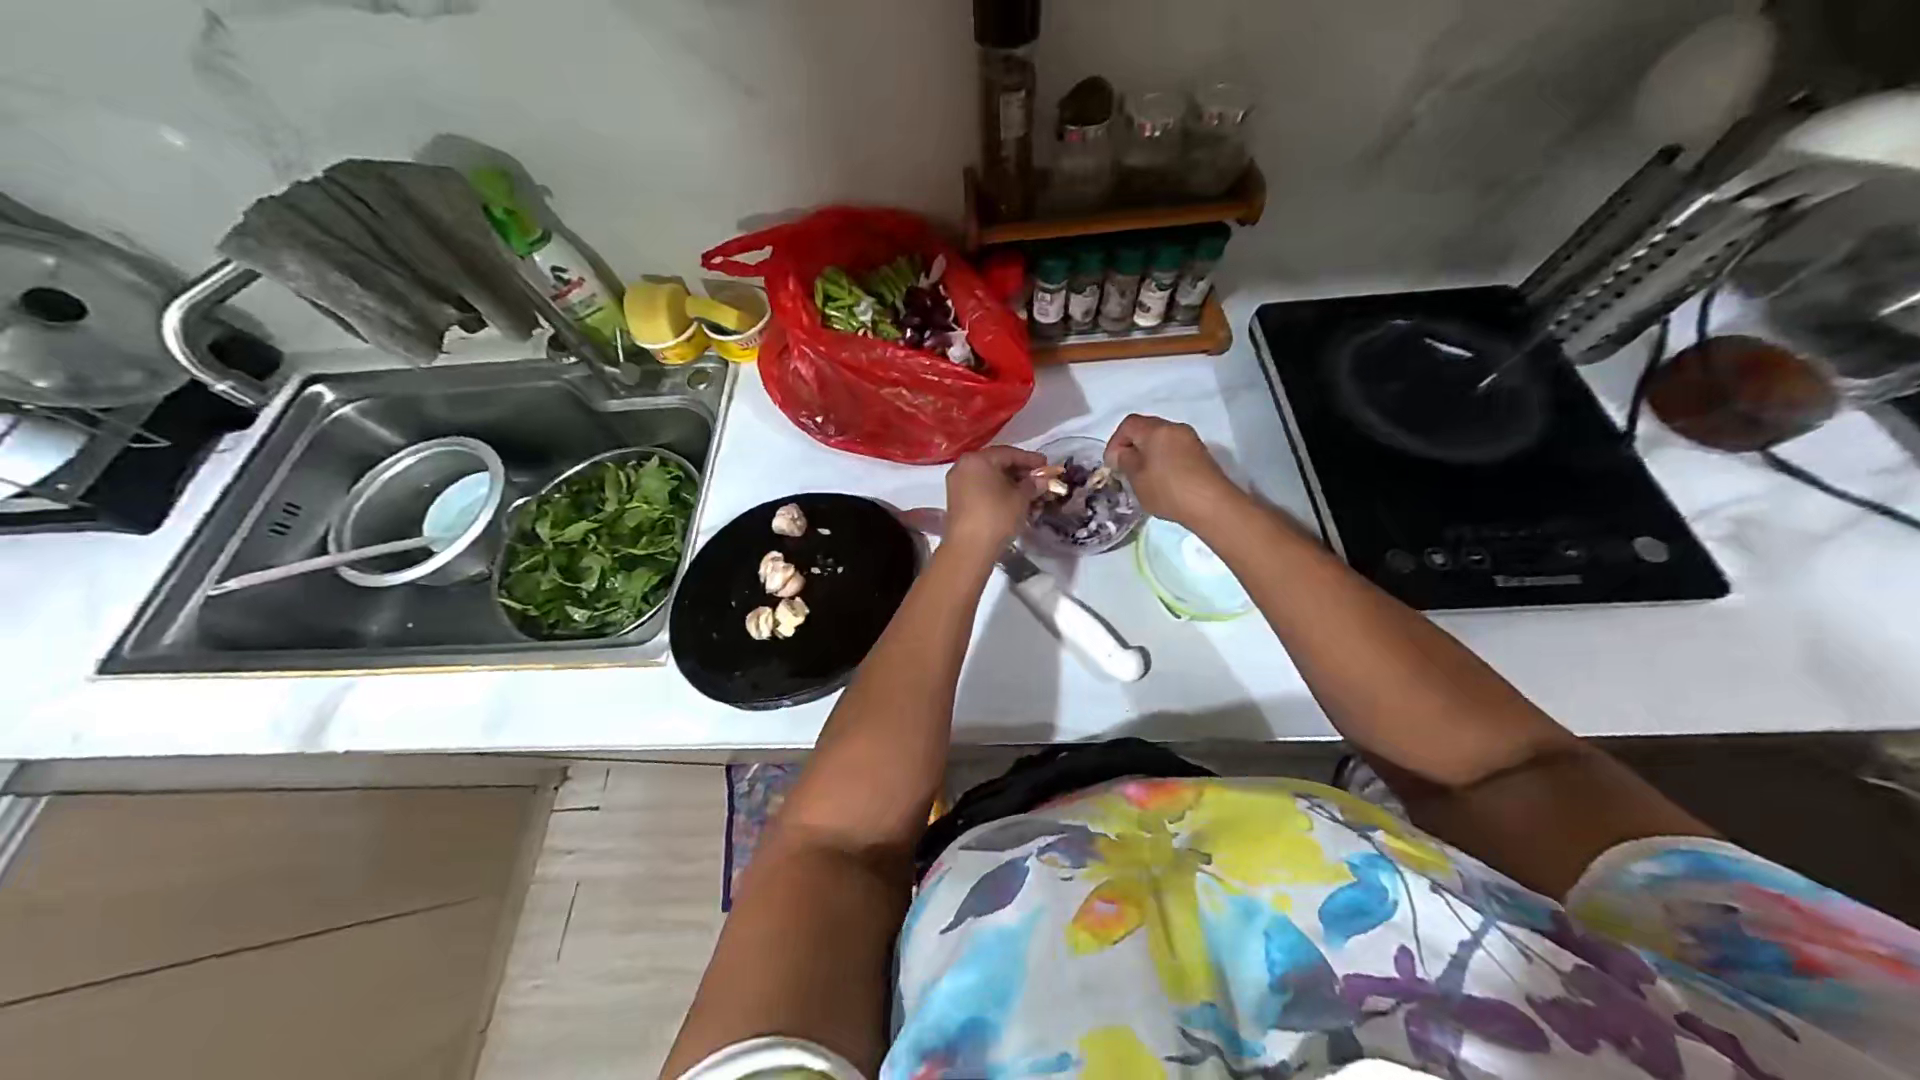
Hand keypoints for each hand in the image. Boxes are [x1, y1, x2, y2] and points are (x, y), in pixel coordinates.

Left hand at [944, 445, 1046, 553]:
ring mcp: (958, 484)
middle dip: (1021, 473)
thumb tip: (1043, 479)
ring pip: (990, 479)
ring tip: (1032, 494)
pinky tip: (1016, 502)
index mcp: (977, 459)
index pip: (1009, 453)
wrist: (969, 548)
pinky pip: (982, 489)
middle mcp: (964, 466)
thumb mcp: (1021, 498)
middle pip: (998, 464)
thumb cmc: (997, 516)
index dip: (1031, 459)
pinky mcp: (958, 501)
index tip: (1047, 465)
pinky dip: (999, 493)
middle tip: (1041, 480)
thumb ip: (1033, 484)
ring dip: (1012, 485)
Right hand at [1105, 414, 1240, 528]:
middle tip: (1124, 468)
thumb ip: (1125, 460)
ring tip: (1142, 476)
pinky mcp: (1201, 454)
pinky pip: (1174, 449)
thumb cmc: (1168, 490)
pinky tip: (1161, 479)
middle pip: (1146, 429)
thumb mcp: (1136, 478)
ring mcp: (1190, 440)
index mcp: (1156, 430)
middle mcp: (1174, 428)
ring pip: (1161, 439)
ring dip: (1148, 453)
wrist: (1212, 505)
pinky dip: (1162, 459)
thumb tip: (1122, 453)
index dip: (1115, 441)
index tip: (1111, 463)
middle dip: (1131, 446)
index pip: (1128, 424)